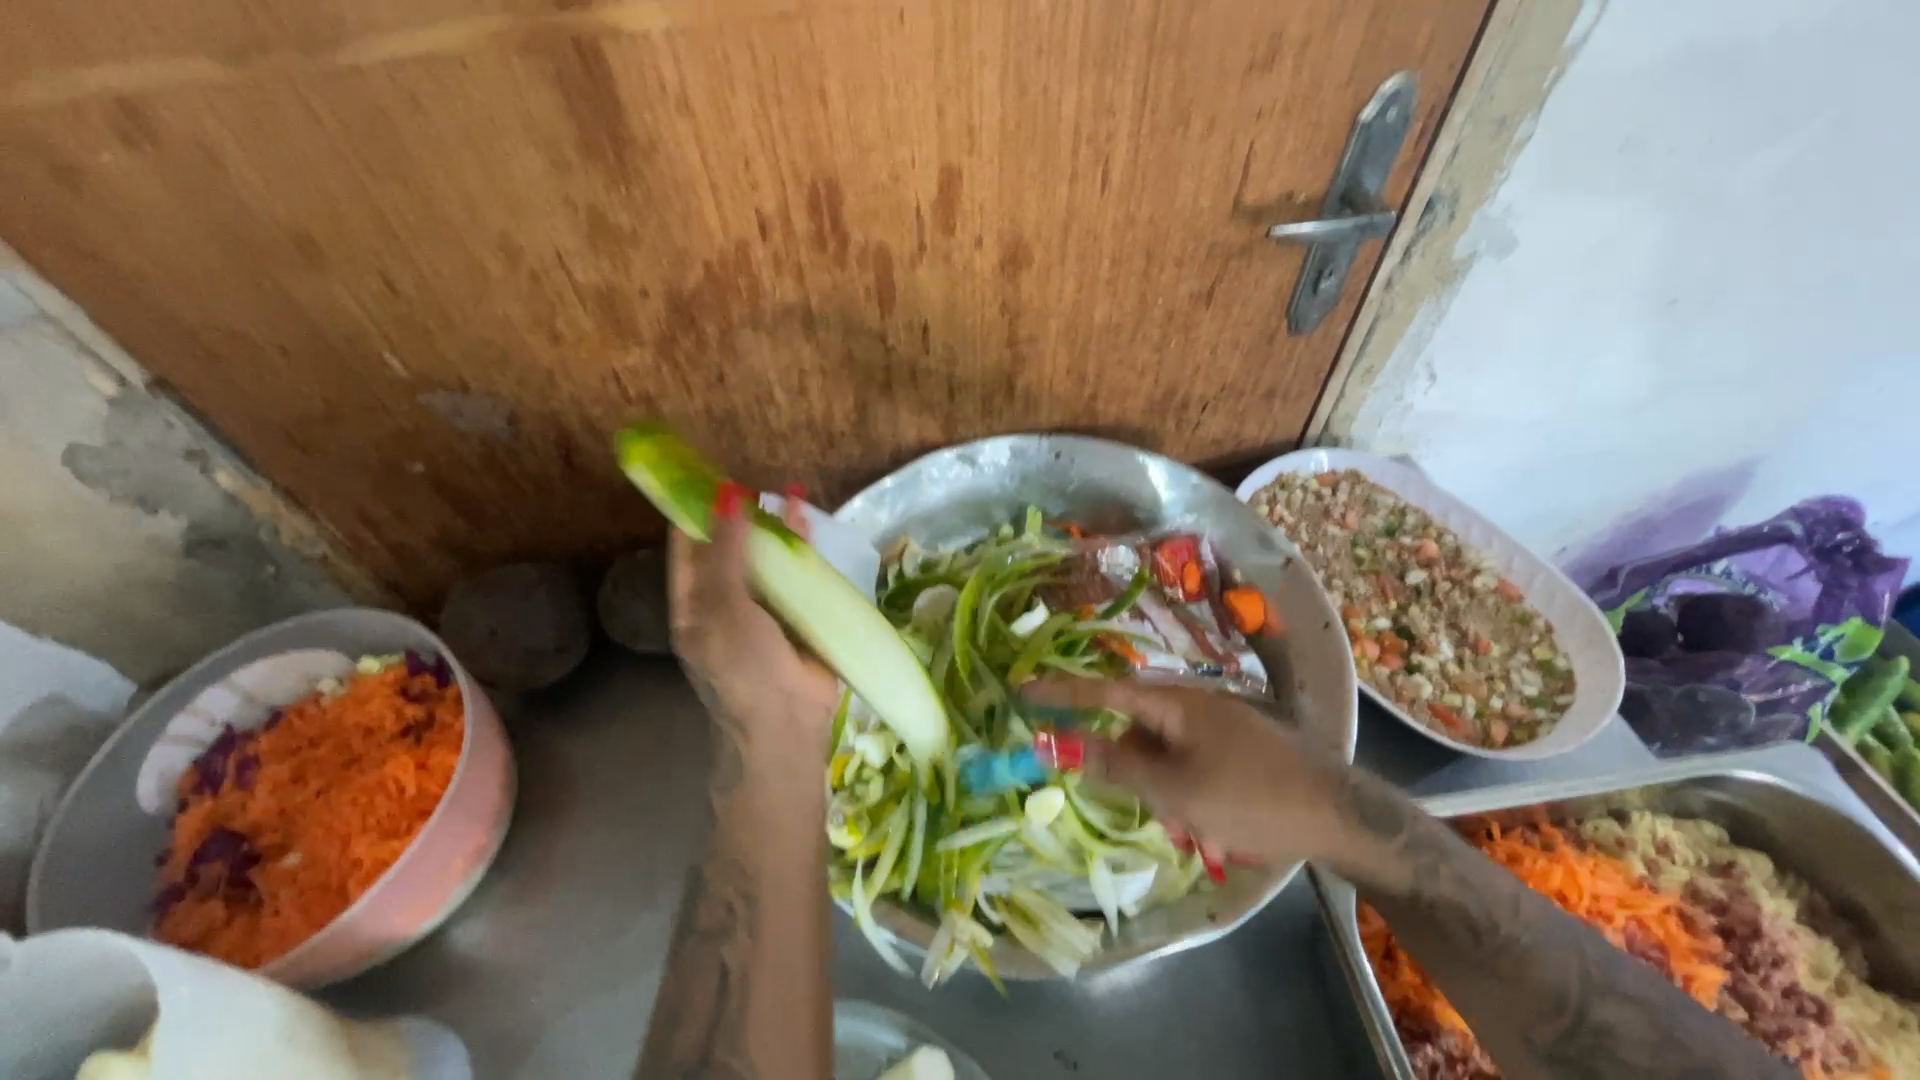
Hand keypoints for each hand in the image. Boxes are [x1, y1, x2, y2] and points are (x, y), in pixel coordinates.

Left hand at [669, 482, 838, 746]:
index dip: (694, 512)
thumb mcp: (724, 608)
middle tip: (751, 480)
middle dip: (738, 516)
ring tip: (781, 490)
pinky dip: (802, 548)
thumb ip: (727, 553)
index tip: (706, 475)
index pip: (687, 548)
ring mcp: (763, 608)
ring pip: (765, 558)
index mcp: (693, 604)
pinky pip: (798, 574)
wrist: (787, 721)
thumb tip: (727, 497)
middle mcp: (725, 602)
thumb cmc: (743, 667)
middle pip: (729, 549)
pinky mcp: (799, 614)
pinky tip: (806, 519)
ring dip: (772, 527)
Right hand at [1022, 677, 1350, 865]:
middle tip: (1152, 815)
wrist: (1340, 817)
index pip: (1103, 691)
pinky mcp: (1238, 751)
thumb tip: (1057, 744)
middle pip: (1136, 734)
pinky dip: (1191, 800)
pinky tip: (1215, 835)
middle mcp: (1194, 707)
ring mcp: (1219, 728)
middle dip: (1133, 777)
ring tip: (1192, 836)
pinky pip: (1193, 770)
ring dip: (1166, 797)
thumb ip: (1112, 765)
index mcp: (1175, 704)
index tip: (1020, 690)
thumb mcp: (1173, 789)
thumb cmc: (1250, 798)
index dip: (1060, 693)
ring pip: (1165, 759)